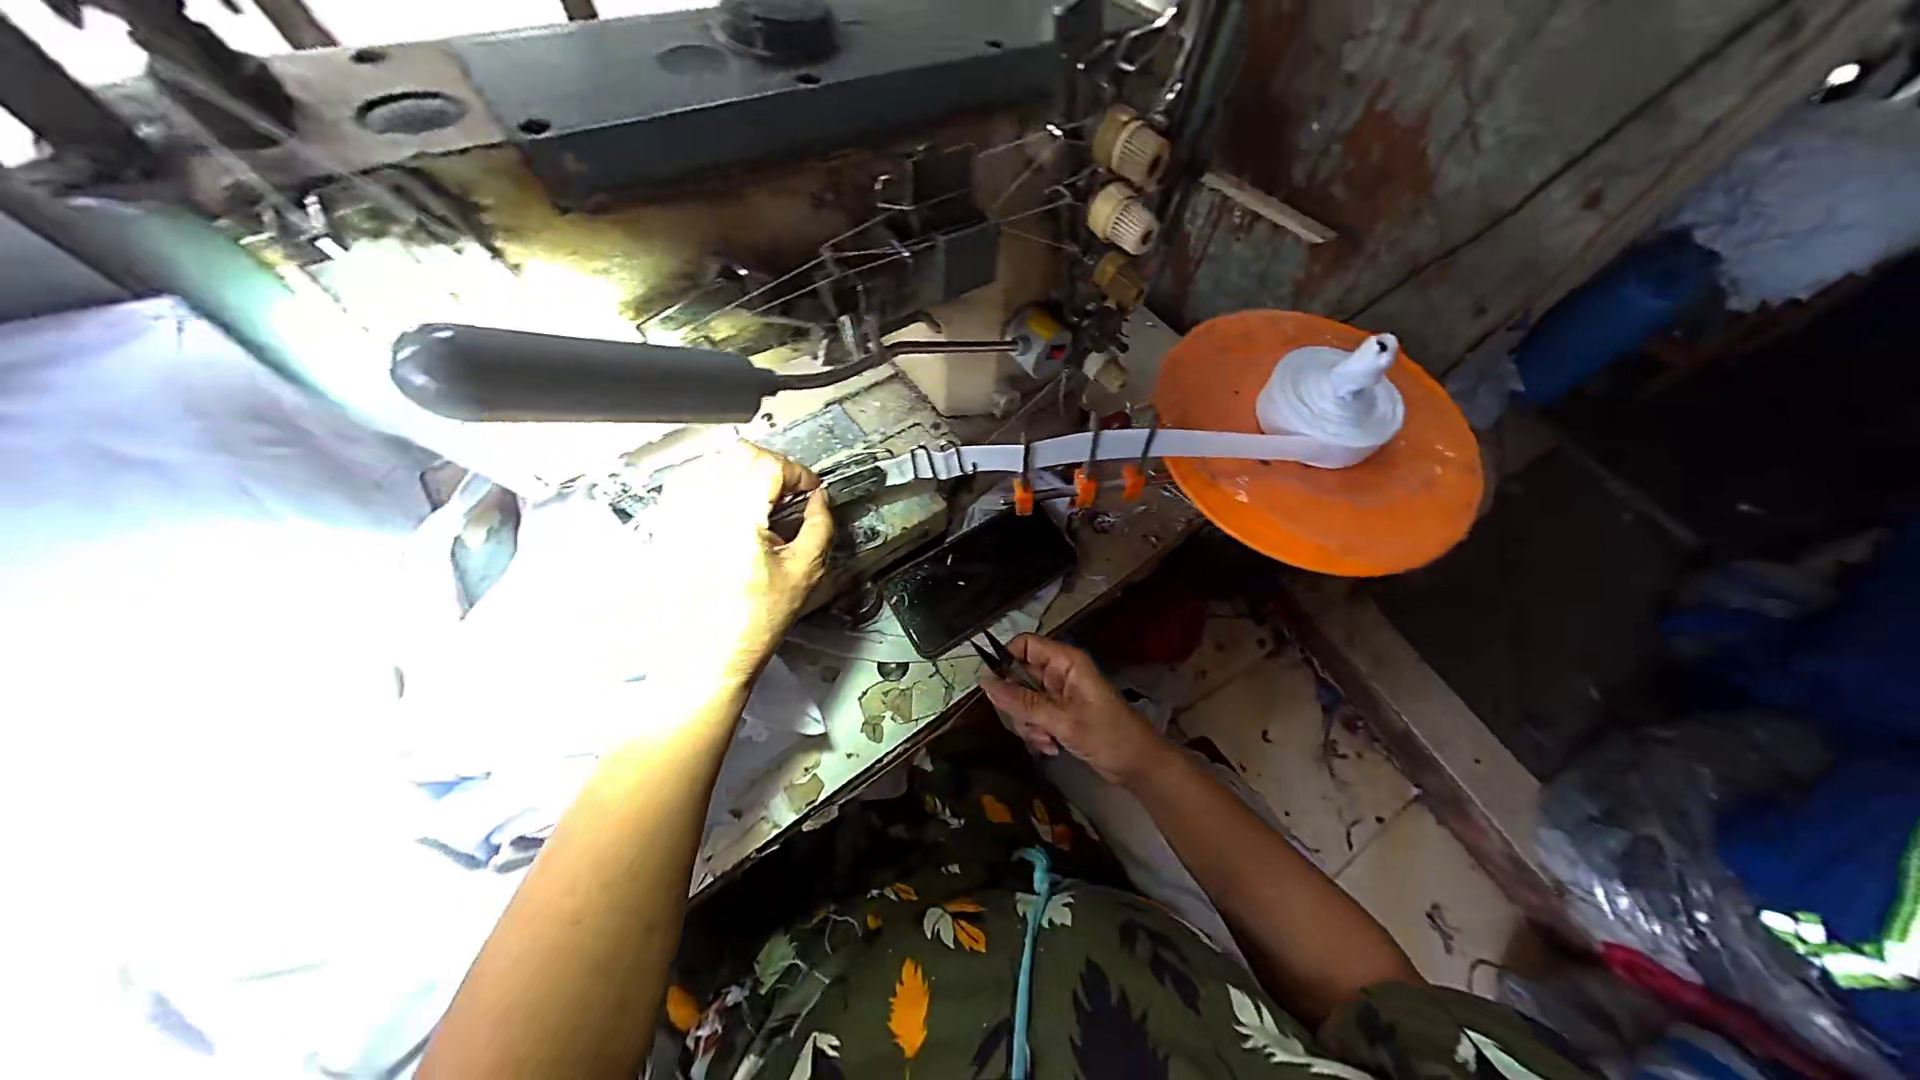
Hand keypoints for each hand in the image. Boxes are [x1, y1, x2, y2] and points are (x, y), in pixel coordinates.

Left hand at [653, 443, 833, 683]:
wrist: (706, 656)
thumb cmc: (750, 624)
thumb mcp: (804, 572)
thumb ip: (820, 526)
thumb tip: (820, 500)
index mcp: (737, 517)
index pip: (771, 465)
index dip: (798, 473)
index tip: (810, 490)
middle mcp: (701, 508)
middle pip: (741, 455)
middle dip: (773, 467)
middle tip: (789, 491)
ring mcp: (678, 515)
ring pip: (715, 462)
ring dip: (745, 472)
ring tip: (763, 500)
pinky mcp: (667, 526)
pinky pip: (691, 483)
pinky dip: (716, 484)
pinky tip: (733, 510)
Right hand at [980, 634, 1169, 785]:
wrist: (1138, 765)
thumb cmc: (1107, 735)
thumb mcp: (1061, 720)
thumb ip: (1021, 701)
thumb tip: (984, 682)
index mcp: (1065, 662)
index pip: (1024, 645)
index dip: (1006, 661)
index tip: (995, 687)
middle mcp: (1059, 673)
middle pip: (1018, 676)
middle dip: (1018, 704)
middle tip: (1029, 723)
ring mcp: (1058, 694)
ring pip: (1022, 700)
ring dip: (1028, 723)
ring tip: (1046, 739)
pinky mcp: (1059, 714)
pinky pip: (1033, 716)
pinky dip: (1037, 732)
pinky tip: (1050, 747)